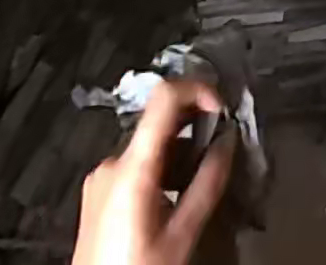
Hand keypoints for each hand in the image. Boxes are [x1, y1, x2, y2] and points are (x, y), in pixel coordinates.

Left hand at [73, 79, 235, 264]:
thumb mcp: (181, 236)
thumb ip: (208, 183)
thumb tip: (229, 139)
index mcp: (131, 166)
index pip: (164, 97)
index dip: (198, 89)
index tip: (222, 108)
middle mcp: (111, 162)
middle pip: (158, 120)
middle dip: (194, 125)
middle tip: (220, 145)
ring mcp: (100, 177)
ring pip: (149, 144)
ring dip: (179, 151)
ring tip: (199, 180)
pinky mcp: (97, 194)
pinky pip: (135, 164)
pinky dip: (161, 167)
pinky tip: (174, 196)